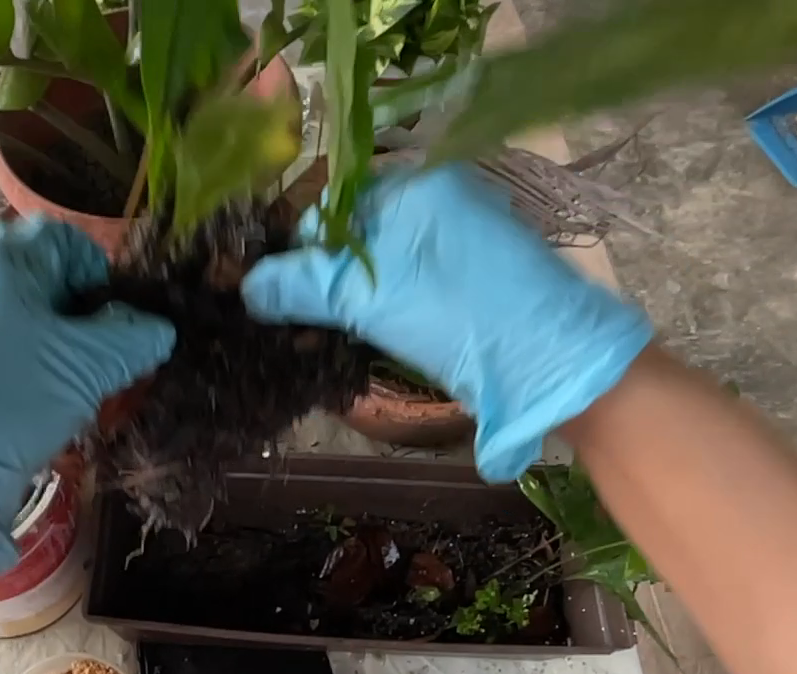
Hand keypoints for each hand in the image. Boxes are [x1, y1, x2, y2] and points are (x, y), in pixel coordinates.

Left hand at [0, 219, 174, 578]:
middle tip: (81, 358)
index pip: (66, 241)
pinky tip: (4, 389)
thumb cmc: (14, 406)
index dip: (98, 280)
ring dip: (32, 329)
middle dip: (64, 308)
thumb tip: (159, 328)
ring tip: (44, 379)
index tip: (108, 330)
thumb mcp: (89, 370)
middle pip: (29, 268)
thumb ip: (134, 338)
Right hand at [241, 166, 653, 480]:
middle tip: (291, 321)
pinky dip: (373, 308)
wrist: (550, 363)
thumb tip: (246, 288)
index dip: (296, 248)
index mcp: (415, 186)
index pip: (330, 203)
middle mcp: (434, 202)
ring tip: (317, 334)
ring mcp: (451, 242)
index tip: (272, 294)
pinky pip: (399, 283)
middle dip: (317, 278)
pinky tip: (356, 336)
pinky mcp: (461, 280)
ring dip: (342, 299)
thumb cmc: (456, 314)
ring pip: (373, 264)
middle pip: (350, 235)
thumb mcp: (370, 297)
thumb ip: (303, 287)